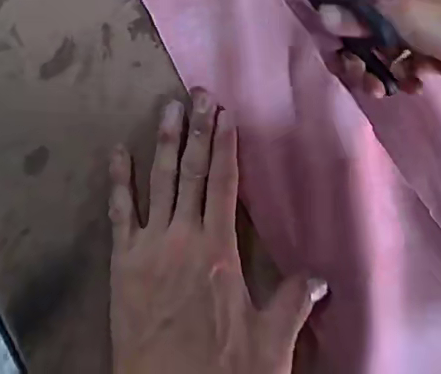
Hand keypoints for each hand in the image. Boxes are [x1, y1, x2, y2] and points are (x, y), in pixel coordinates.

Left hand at [109, 90, 327, 373]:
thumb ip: (293, 303)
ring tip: (167, 107)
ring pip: (159, 180)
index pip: (225, 182)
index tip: (226, 114)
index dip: (226, 145)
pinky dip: (118, 181)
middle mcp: (183, 236)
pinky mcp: (122, 264)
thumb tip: (324, 277)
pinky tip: (116, 152)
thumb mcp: (269, 344)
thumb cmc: (219, 372)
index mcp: (218, 248)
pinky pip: (119, 213)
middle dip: (197, 129)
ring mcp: (150, 246)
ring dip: (164, 141)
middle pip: (193, 170)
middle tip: (198, 93)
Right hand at [321, 0, 440, 96]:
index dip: (337, 38)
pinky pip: (398, 68)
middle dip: (356, 62)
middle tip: (366, 82)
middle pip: (358, 37)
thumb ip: (360, 18)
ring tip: (388, 90)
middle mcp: (394, 10)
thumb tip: (320, 14)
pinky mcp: (424, 55)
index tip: (340, 61)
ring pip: (376, 56)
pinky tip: (413, 87)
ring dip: (375, 74)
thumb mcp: (402, 18)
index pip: (345, 13)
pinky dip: (399, 78)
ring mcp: (410, 33)